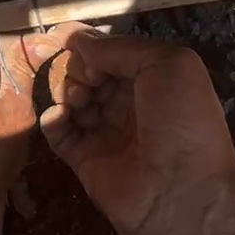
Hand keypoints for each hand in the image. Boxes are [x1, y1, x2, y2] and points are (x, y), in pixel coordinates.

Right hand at [25, 23, 234, 234]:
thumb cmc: (181, 122)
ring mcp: (104, 130)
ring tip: (79, 99)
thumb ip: (120, 47)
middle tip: (90, 79)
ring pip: (70, 95)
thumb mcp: (168, 65)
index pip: (112, 52)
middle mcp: (128, 103)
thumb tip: (76, 38)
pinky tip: (60, 117)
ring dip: (67, 88)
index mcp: (153, 80)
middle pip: (88, 71)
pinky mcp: (83, 157)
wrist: (180, 195)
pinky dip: (52, 117)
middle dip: (80, 66)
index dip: (93, 44)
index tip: (77, 41)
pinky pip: (57, 130)